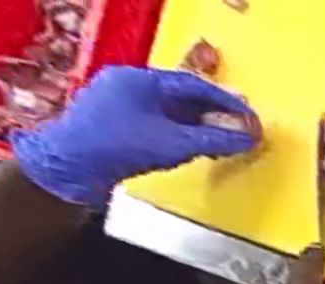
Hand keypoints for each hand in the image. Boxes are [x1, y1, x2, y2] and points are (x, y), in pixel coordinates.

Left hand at [12, 67, 259, 205]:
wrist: (73, 163)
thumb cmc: (123, 146)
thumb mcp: (177, 144)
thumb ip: (215, 139)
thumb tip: (249, 136)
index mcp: (140, 79)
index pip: (193, 83)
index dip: (225, 99)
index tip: (250, 114)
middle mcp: (129, 82)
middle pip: (182, 94)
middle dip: (215, 111)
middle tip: (241, 125)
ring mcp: (121, 100)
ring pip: (172, 107)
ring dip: (201, 122)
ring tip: (224, 138)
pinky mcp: (119, 119)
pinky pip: (161, 119)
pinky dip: (185, 130)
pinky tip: (198, 144)